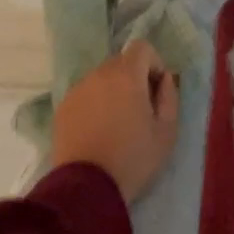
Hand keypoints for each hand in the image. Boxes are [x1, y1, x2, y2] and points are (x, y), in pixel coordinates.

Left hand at [48, 40, 179, 202]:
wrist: (86, 187)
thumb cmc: (132, 159)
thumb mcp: (166, 132)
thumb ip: (170, 97)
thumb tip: (164, 79)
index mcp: (127, 74)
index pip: (142, 47)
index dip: (154, 64)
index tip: (156, 90)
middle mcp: (99, 73)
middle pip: (121, 62)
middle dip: (134, 79)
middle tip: (139, 111)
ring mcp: (78, 88)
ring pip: (101, 79)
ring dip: (113, 91)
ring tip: (117, 125)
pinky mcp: (63, 106)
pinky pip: (85, 95)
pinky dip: (94, 105)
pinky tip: (97, 133)